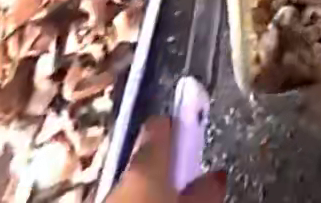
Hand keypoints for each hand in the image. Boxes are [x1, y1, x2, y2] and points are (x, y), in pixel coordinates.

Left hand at [103, 117, 224, 202]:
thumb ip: (206, 191)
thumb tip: (215, 176)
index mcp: (144, 166)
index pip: (160, 126)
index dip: (179, 124)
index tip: (194, 130)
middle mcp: (119, 182)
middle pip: (145, 164)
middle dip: (166, 171)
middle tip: (189, 185)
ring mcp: (105, 202)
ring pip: (131, 193)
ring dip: (150, 196)